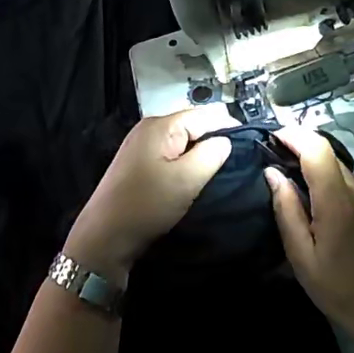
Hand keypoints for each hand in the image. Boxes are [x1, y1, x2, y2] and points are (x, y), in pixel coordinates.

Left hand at [66, 107, 235, 281]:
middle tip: (234, 164)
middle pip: (194, 125)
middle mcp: (150, 127)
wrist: (104, 238)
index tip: (249, 147)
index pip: (206, 114)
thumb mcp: (186, 179)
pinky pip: (172, 153)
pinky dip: (185, 163)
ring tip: (217, 172)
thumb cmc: (146, 206)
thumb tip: (226, 140)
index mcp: (161, 125)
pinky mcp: (139, 162)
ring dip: (200, 154)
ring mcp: (142, 144)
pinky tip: (193, 178)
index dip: (230, 127)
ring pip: (184, 141)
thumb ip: (212, 154)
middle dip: (214, 141)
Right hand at [266, 125, 353, 352]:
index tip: (272, 137)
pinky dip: (334, 186)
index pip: (317, 148)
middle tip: (276, 168)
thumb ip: (286, 211)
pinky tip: (324, 211)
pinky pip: (353, 185)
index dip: (293, 134)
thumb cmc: (343, 293)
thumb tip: (272, 173)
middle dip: (301, 153)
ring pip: (341, 170)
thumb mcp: (303, 259)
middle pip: (328, 156)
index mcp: (339, 203)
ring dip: (318, 172)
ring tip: (297, 194)